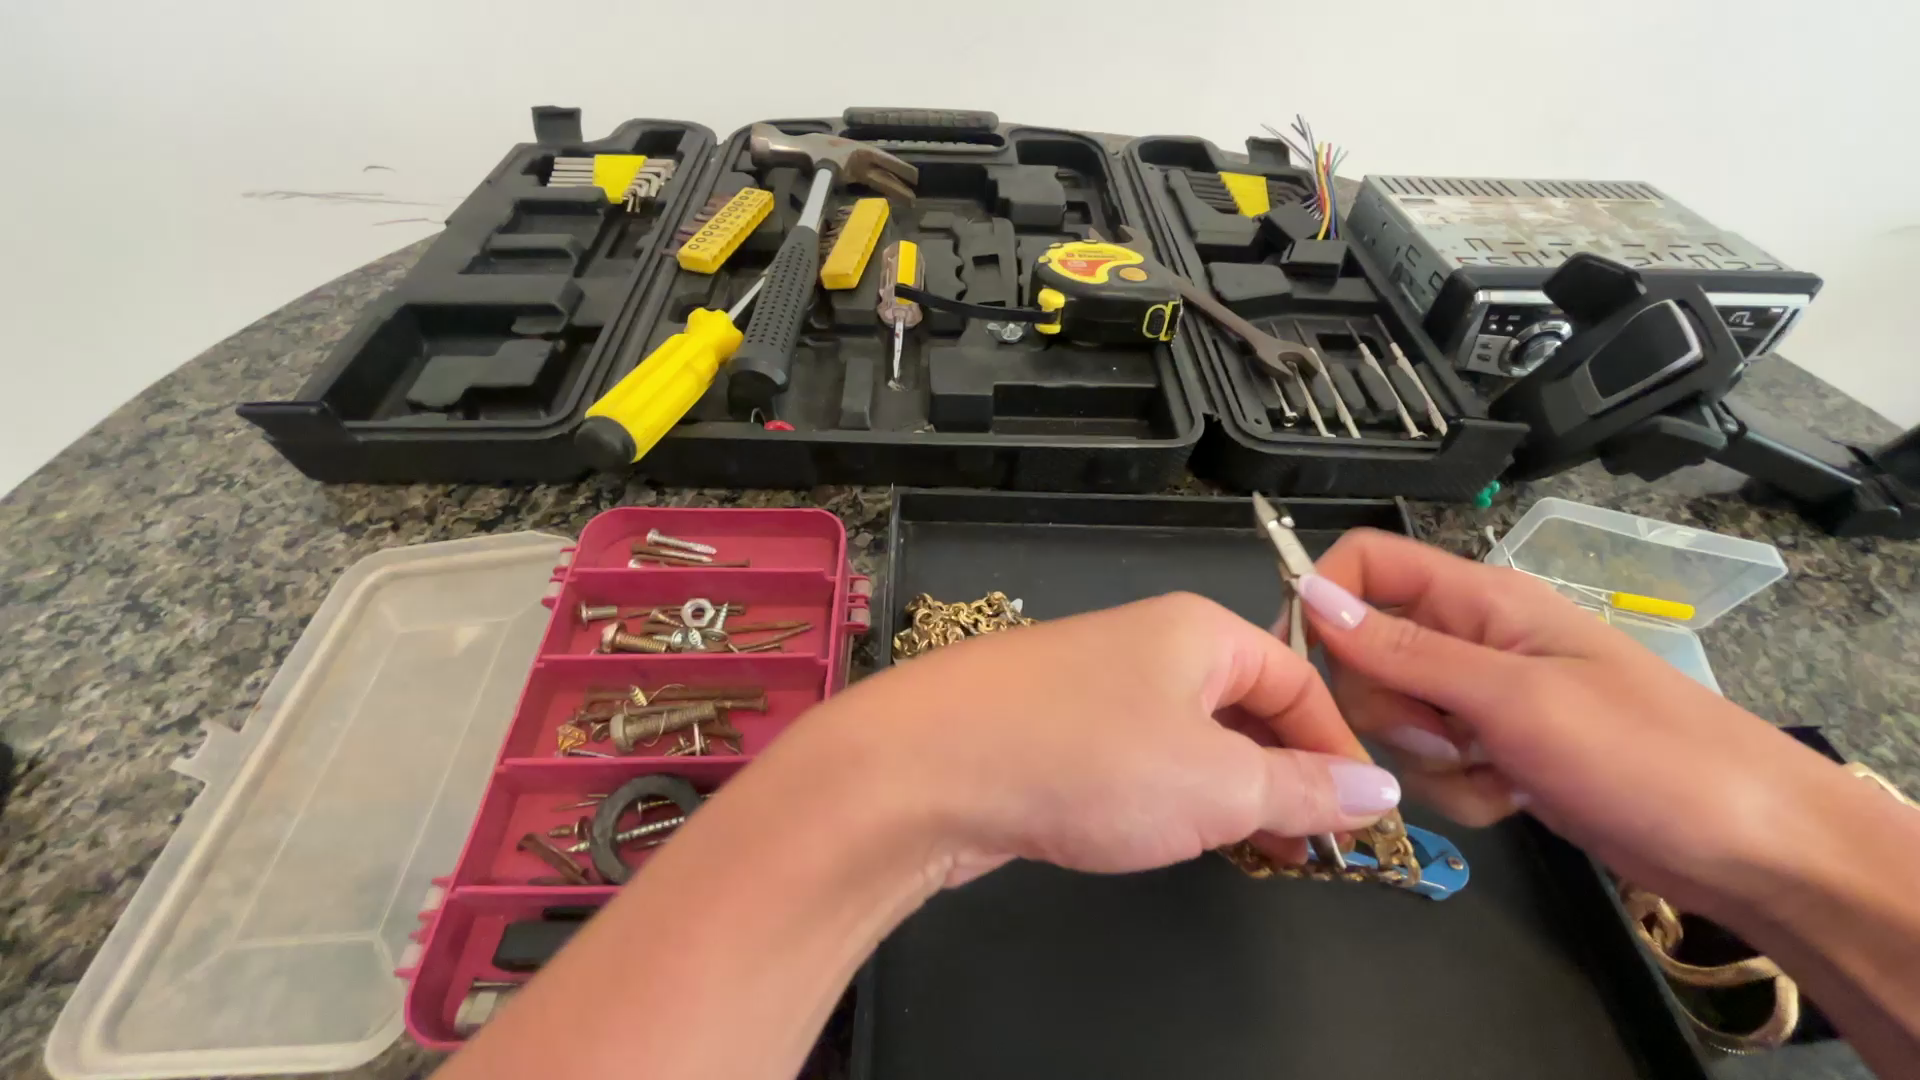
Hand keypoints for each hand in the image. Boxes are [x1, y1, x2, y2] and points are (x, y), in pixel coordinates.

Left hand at [797, 592, 1401, 886]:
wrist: (927, 765)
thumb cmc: (1090, 760)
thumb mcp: (1217, 782)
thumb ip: (1302, 788)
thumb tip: (1376, 788)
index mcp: (1196, 631)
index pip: (1296, 680)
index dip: (1336, 750)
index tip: (1360, 821)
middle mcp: (1143, 643)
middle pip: (1239, 703)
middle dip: (1278, 773)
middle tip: (1303, 845)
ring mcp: (1088, 682)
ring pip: (1181, 734)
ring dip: (1220, 788)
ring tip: (1245, 847)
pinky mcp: (1048, 724)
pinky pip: (1128, 754)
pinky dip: (1160, 793)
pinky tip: (1160, 832)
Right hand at [1295, 528, 1862, 919]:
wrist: (1758, 853)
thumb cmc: (1647, 756)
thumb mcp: (1514, 698)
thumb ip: (1404, 649)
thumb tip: (1310, 594)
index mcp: (1475, 599)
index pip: (1364, 563)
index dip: (1322, 598)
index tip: (1303, 659)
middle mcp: (1465, 639)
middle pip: (1360, 651)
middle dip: (1385, 704)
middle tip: (1442, 732)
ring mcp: (1475, 696)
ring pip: (1388, 714)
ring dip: (1425, 755)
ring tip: (1495, 769)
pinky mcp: (1485, 746)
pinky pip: (1423, 761)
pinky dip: (1456, 787)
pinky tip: (1512, 794)